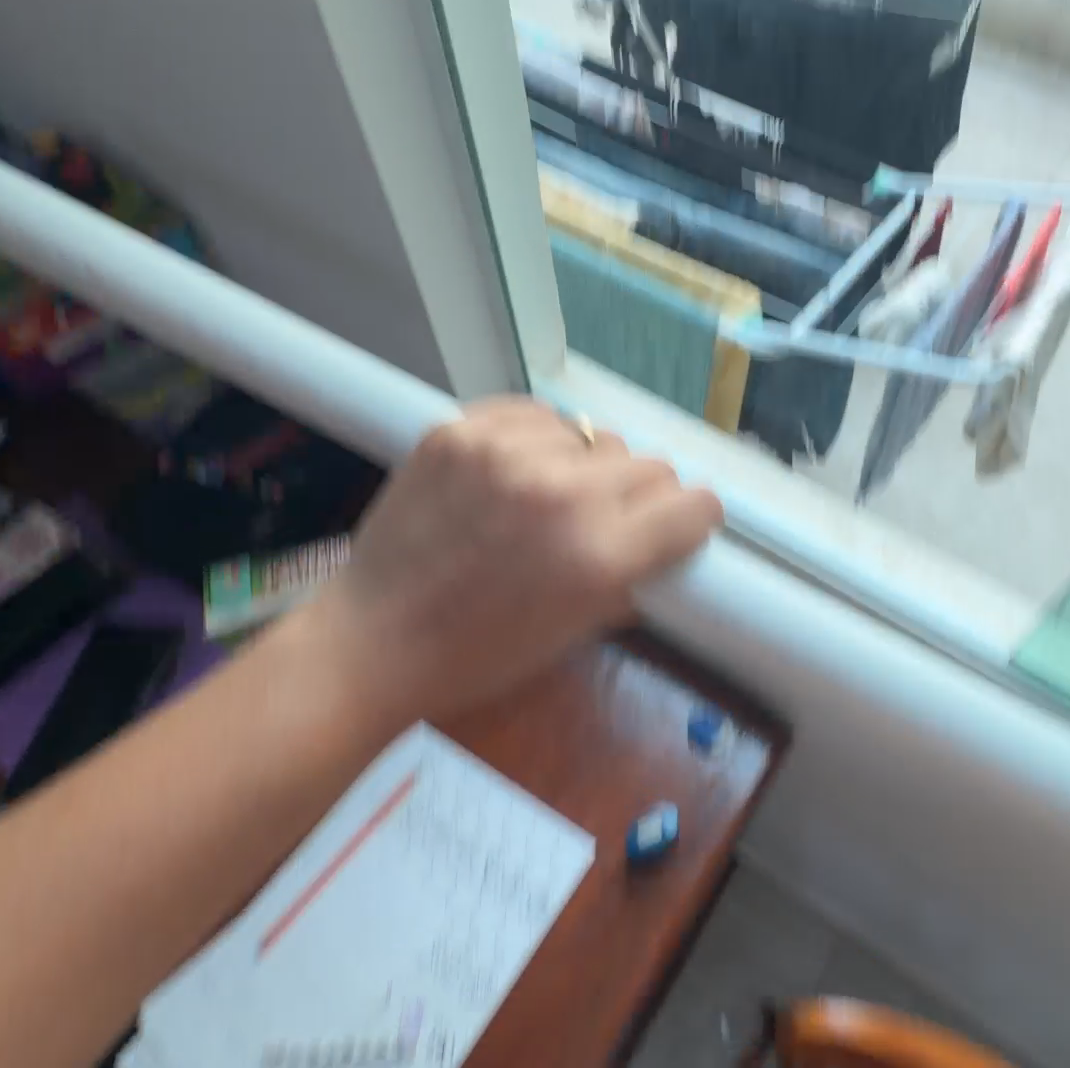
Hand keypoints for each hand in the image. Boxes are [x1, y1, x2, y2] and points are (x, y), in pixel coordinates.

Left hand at [304, 398, 721, 734]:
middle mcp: (562, 494)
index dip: (695, 518)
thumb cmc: (482, 655)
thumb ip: (632, 575)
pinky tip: (519, 469)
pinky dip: (541, 440)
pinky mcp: (460, 429)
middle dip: (643, 496)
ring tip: (554, 495)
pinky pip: (537, 414)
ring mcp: (506, 454)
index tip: (682, 525)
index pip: (693, 506)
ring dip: (588, 467)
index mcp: (598, 557)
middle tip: (611, 519)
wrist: (374, 640)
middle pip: (651, 465)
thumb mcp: (577, 631)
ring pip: (595, 435)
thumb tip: (662, 540)